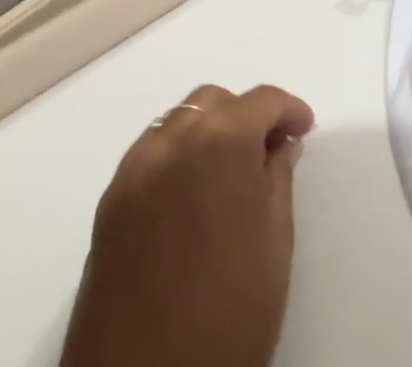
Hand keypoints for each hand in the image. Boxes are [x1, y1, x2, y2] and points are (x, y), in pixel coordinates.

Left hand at [60, 85, 315, 366]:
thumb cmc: (229, 310)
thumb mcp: (275, 241)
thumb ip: (277, 179)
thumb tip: (278, 148)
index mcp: (217, 144)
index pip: (260, 100)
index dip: (289, 110)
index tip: (304, 132)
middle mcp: (167, 146)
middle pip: (211, 102)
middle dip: (246, 114)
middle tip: (272, 150)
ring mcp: (130, 177)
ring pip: (174, 124)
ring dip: (208, 132)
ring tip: (233, 174)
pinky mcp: (107, 209)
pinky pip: (148, 158)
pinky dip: (177, 157)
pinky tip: (196, 198)